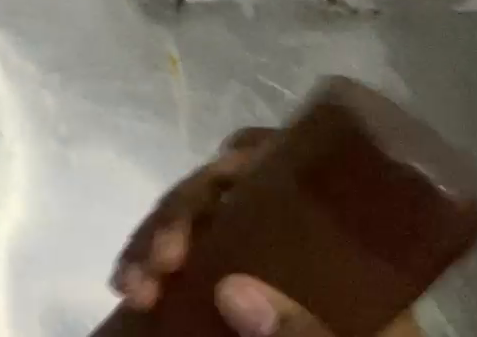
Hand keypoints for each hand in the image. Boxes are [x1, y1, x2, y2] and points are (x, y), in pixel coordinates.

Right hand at [111, 127, 421, 336]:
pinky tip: (130, 286)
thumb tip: (234, 291)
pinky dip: (150, 266)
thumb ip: (309, 336)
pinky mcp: (228, 298)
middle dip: (178, 214)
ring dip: (153, 241)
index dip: (248, 157)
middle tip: (153, 260)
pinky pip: (183, 263)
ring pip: (195, 224)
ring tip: (130, 284)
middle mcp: (296, 248)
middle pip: (226, 193)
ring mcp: (258, 273)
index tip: (213, 178)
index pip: (293, 172)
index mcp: (346, 253)